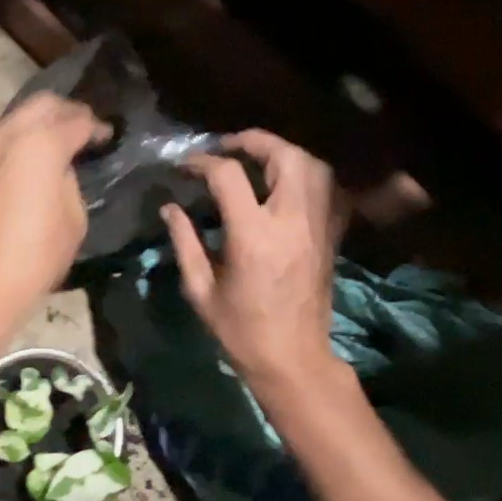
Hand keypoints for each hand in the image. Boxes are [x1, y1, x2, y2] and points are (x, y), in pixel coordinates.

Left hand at [0, 92, 109, 321]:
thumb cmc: (34, 257)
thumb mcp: (73, 219)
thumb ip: (70, 181)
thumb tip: (61, 170)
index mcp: (39, 144)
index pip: (76, 120)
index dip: (97, 127)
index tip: (107, 138)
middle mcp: (6, 134)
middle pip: (42, 105)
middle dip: (67, 113)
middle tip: (85, 131)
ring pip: (16, 118)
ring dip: (40, 124)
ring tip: (59, 144)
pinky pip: (1, 139)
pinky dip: (21, 141)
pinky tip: (32, 162)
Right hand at [162, 129, 343, 387]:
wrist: (293, 359)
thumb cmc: (241, 330)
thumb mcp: (201, 290)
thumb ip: (185, 242)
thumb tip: (170, 208)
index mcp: (253, 235)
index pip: (228, 176)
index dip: (202, 163)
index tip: (185, 168)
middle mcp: (291, 221)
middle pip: (284, 155)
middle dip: (254, 141)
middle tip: (228, 147)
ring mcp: (318, 226)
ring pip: (312, 166)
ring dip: (284, 153)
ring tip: (258, 159)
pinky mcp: (331, 235)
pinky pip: (326, 189)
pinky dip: (306, 175)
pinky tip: (285, 184)